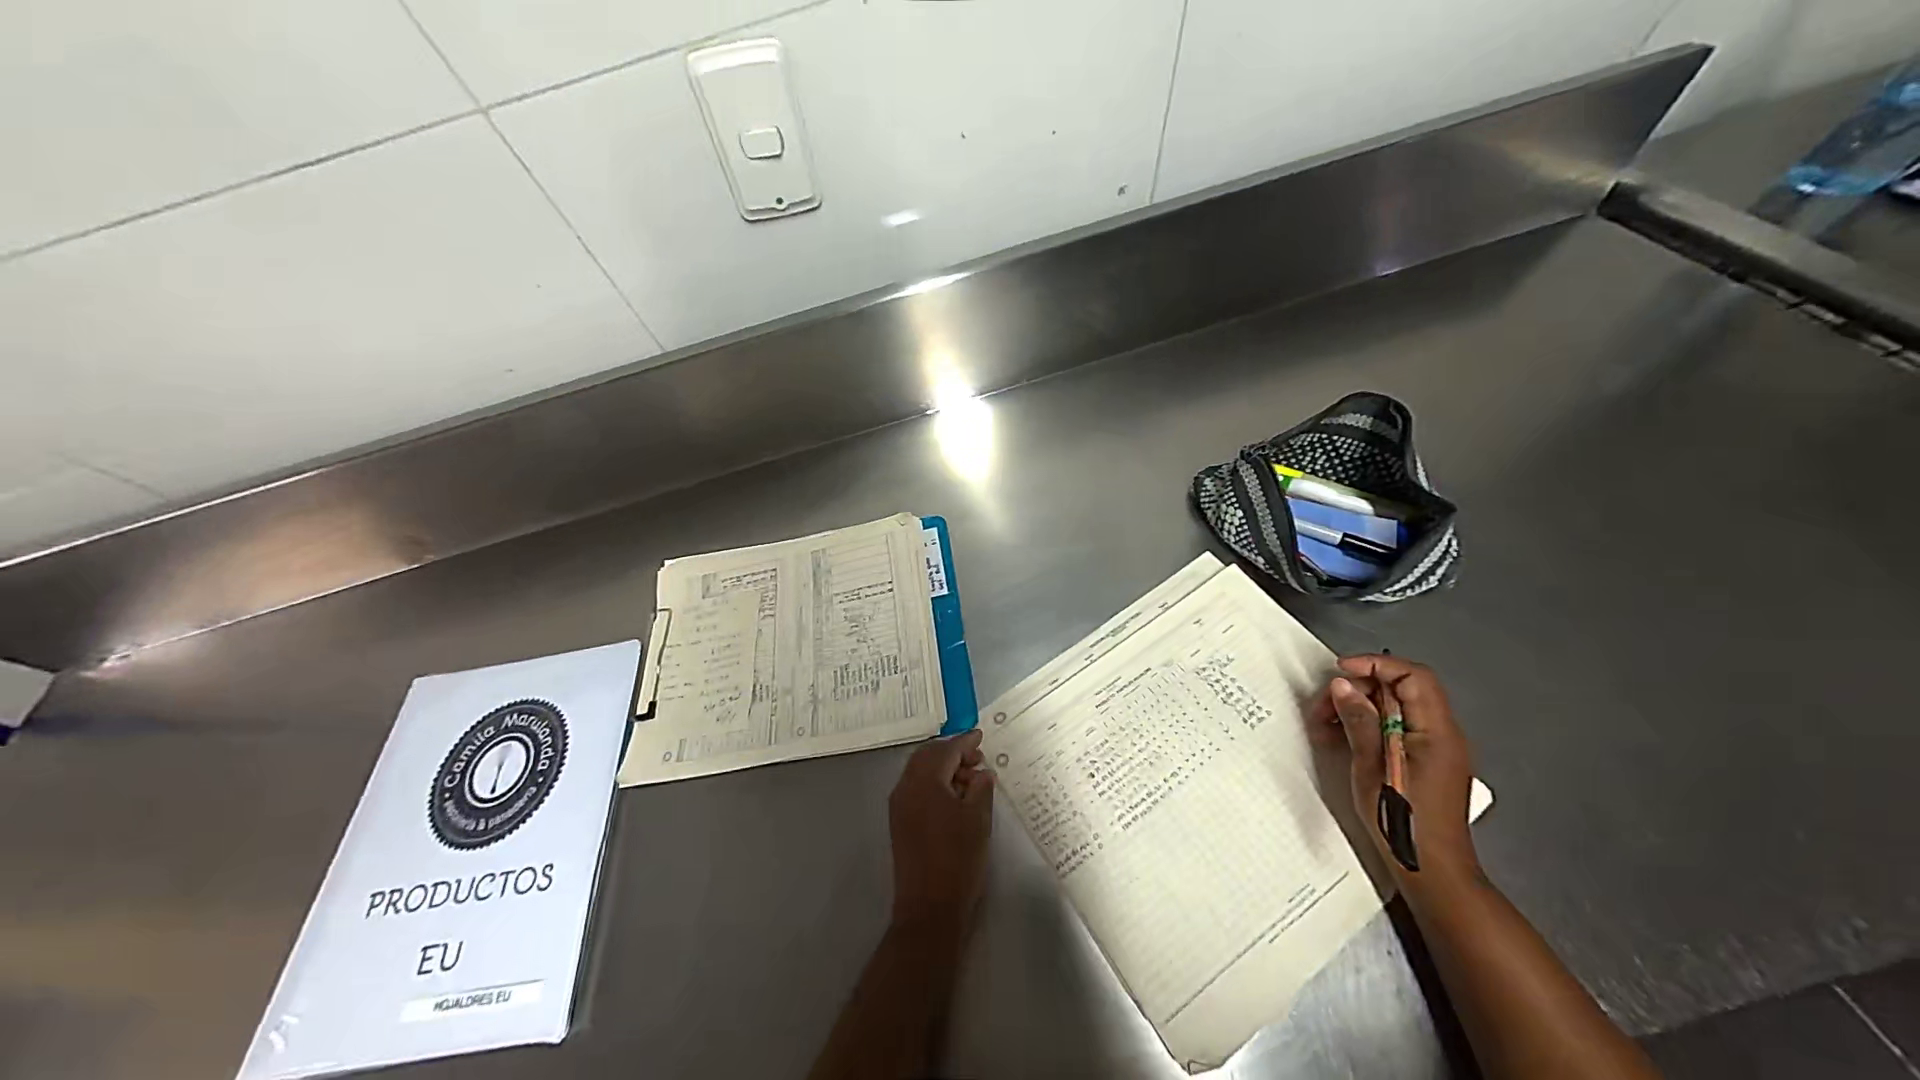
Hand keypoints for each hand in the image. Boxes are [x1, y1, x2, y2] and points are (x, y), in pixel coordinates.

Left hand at [887, 730, 994, 933]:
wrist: (929, 908)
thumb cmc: (958, 860)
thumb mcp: (978, 819)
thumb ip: (981, 788)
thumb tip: (981, 773)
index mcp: (924, 781)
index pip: (946, 750)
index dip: (965, 742)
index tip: (981, 736)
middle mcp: (906, 787)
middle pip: (928, 756)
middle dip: (952, 753)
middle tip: (978, 759)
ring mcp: (899, 806)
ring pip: (920, 772)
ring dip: (943, 768)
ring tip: (970, 780)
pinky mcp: (900, 822)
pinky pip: (917, 789)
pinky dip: (935, 783)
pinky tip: (954, 797)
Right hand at [1310, 655, 1479, 882]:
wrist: (1432, 870)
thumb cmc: (1402, 820)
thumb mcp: (1371, 766)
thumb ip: (1360, 721)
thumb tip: (1344, 686)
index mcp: (1437, 731)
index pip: (1413, 677)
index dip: (1376, 665)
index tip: (1340, 672)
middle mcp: (1442, 734)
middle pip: (1401, 690)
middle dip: (1358, 689)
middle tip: (1324, 705)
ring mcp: (1435, 748)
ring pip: (1395, 708)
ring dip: (1358, 708)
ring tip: (1325, 724)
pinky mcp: (1424, 761)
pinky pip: (1396, 728)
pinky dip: (1368, 725)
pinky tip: (1342, 739)